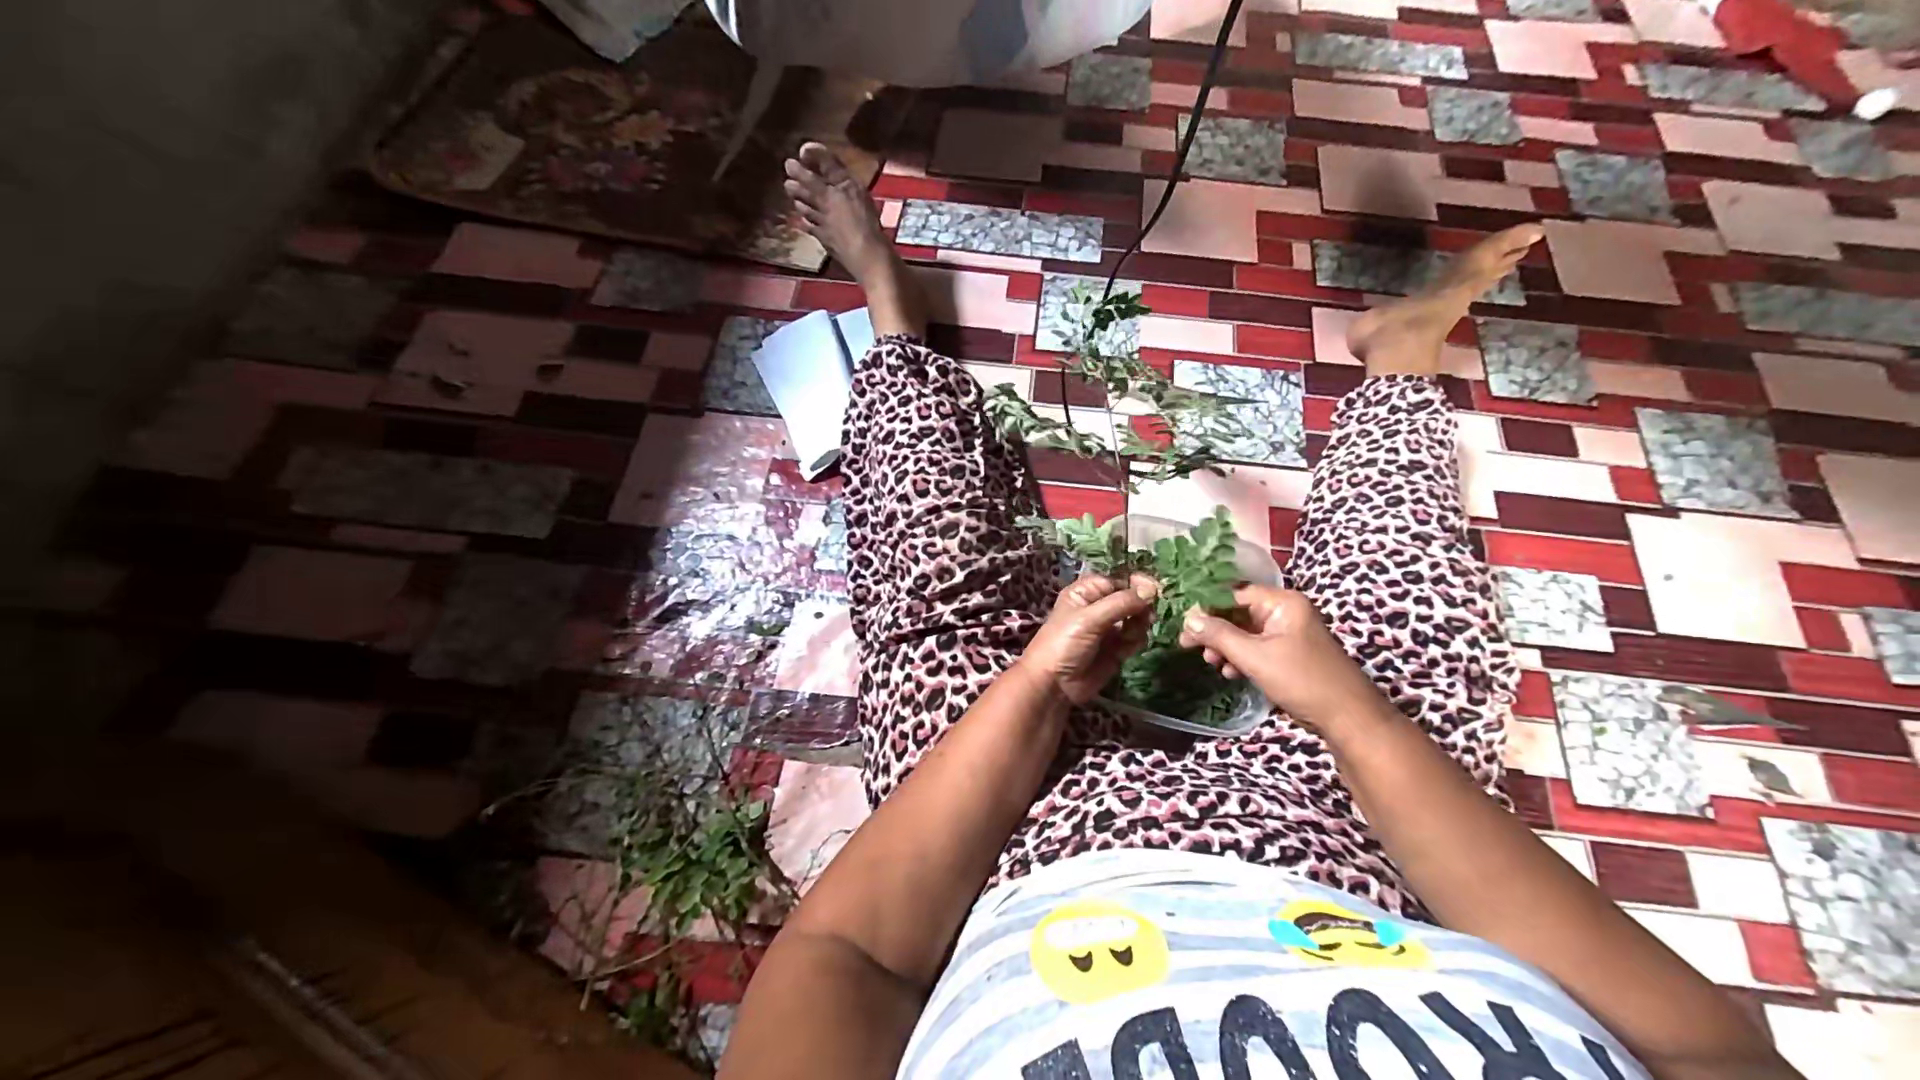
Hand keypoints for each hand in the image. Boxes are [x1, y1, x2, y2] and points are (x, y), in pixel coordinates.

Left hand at [1014, 574, 1157, 704]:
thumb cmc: (1064, 643)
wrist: (1054, 685)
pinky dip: (1136, 641)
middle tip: (1146, 616)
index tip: (1155, 590)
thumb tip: (1152, 589)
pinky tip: (1126, 648)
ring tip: (1130, 635)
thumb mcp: (1090, 618)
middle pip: (1132, 598)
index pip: (1118, 579)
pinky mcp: (1116, 648)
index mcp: (1086, 592)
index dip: (1137, 583)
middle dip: (1141, 606)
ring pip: (1137, 618)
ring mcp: (1109, 628)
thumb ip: (1121, 603)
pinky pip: (1136, 637)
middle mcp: (1099, 606)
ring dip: (1139, 624)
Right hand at [1176, 585, 1386, 729]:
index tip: (1183, 626)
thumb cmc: (1302, 680)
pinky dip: (1239, 657)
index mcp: (1282, 603)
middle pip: (1236, 612)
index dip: (1206, 608)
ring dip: (1224, 646)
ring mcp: (1286, 633)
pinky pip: (1254, 647)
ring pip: (1243, 632)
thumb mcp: (1254, 656)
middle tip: (1189, 646)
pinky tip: (1230, 672)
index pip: (1233, 594)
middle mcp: (1284, 612)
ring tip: (1212, 663)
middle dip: (1214, 630)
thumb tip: (1188, 619)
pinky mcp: (1286, 654)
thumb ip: (1219, 635)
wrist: (1348, 717)